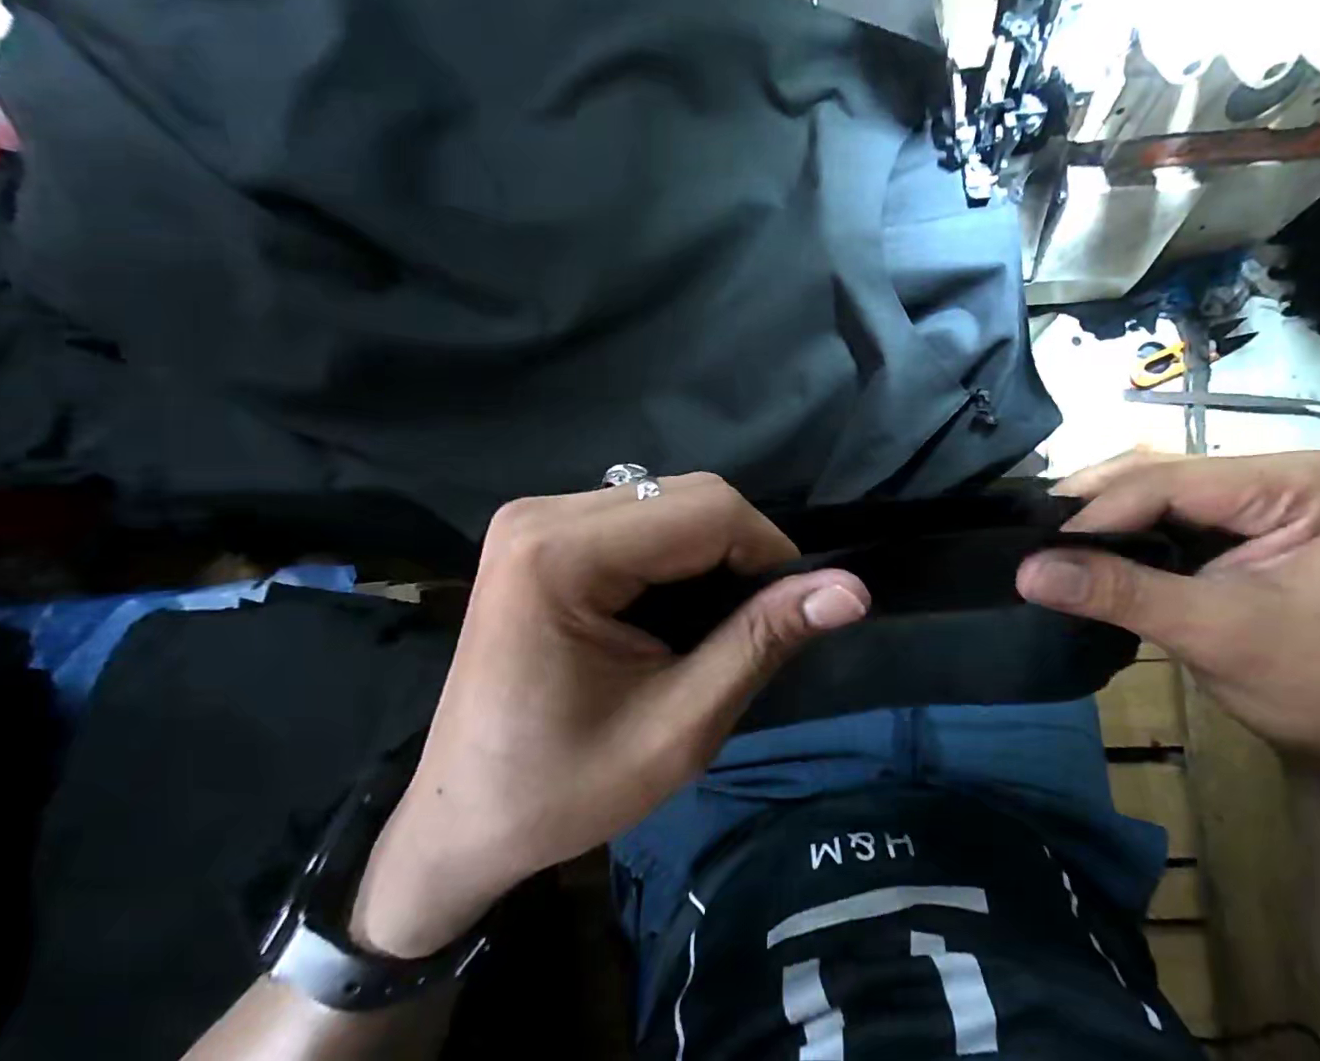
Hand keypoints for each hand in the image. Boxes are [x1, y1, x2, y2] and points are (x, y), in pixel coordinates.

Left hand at [351, 474, 869, 956]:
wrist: (464, 824)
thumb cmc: (565, 789)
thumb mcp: (683, 726)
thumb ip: (764, 640)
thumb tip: (855, 589)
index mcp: (561, 556)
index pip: (711, 510)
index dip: (771, 556)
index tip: (785, 620)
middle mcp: (542, 515)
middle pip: (692, 495)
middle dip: (743, 554)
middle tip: (747, 630)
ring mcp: (534, 519)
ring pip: (673, 501)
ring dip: (713, 555)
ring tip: (709, 628)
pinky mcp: (539, 534)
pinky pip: (643, 517)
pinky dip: (680, 556)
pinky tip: (670, 610)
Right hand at [1016, 452, 1319, 825]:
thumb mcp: (1218, 634)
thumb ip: (1122, 594)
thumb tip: (1026, 572)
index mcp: (1298, 480)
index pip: (1172, 481)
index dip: (1098, 513)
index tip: (1034, 549)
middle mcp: (1279, 476)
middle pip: (1163, 477)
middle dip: (1095, 509)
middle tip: (1029, 539)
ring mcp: (1262, 503)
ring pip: (1159, 496)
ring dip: (1104, 522)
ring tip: (1047, 545)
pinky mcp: (1244, 534)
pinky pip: (1170, 522)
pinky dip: (1126, 540)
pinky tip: (1087, 554)